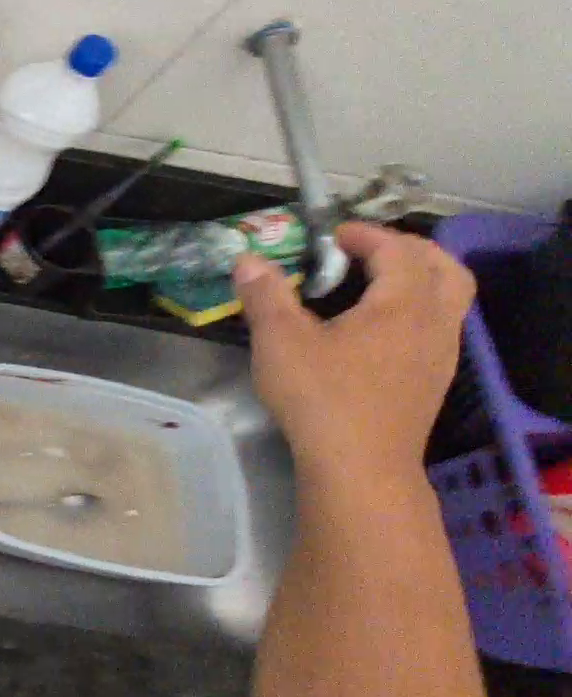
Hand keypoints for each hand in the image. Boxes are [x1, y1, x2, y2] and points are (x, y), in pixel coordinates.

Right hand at [234, 222, 474, 482]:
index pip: (399, 252)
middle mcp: (433, 323)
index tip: (332, 234)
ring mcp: (439, 354)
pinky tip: (376, 328)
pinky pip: (437, 326)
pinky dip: (415, 308)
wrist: (359, 462)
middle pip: (444, 269)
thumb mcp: (279, 341)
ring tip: (372, 283)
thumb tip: (248, 259)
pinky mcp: (432, 379)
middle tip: (364, 249)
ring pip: (448, 299)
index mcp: (402, 306)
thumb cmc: (320, 395)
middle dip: (407, 250)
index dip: (367, 235)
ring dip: (418, 278)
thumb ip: (266, 296)